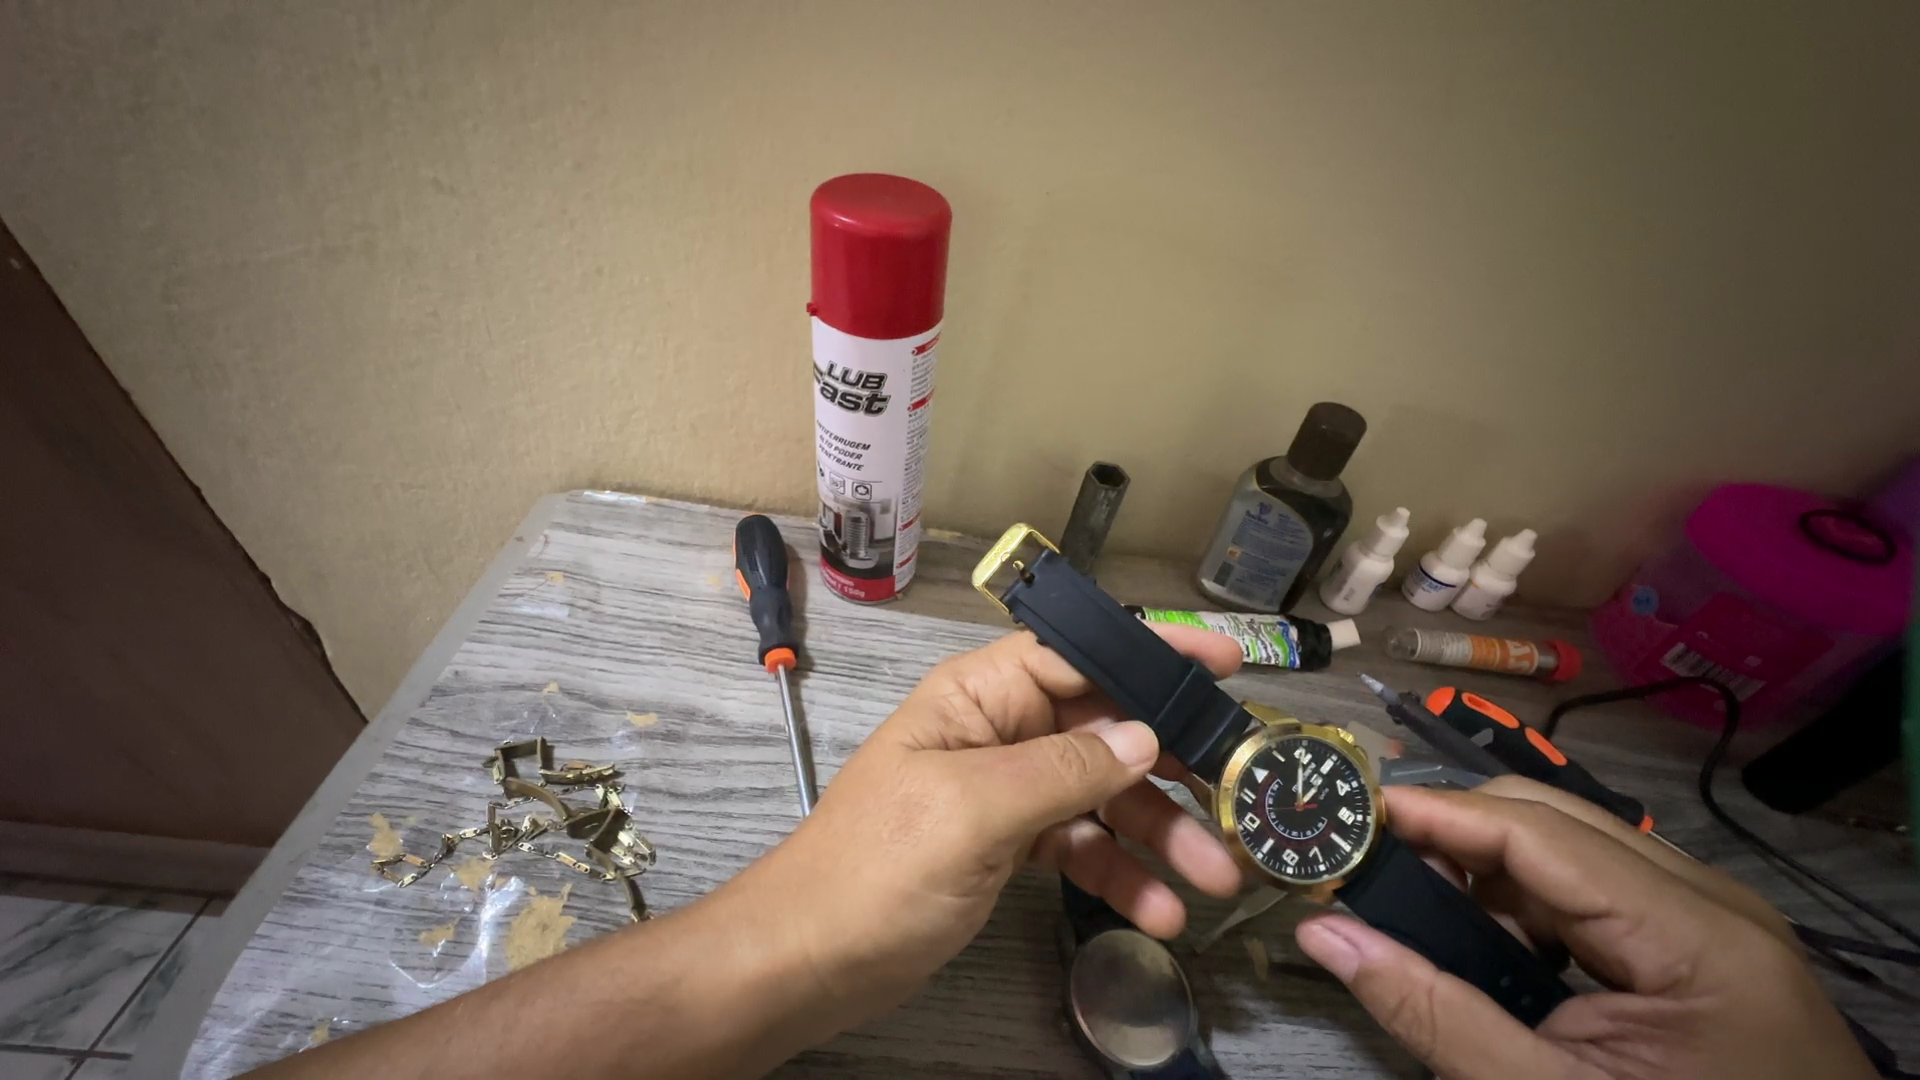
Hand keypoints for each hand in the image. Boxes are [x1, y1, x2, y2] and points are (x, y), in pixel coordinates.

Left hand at [740, 627, 1244, 1024]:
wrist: (812, 959)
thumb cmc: (877, 867)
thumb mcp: (972, 809)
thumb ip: (1062, 769)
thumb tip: (1142, 735)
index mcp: (980, 694)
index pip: (1076, 653)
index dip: (1149, 651)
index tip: (1222, 663)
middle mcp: (1002, 729)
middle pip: (1103, 724)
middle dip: (1170, 758)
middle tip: (1239, 789)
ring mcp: (1010, 788)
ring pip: (1103, 791)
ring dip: (1159, 829)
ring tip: (1215, 874)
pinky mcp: (1014, 842)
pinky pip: (1082, 843)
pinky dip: (1121, 871)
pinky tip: (1157, 909)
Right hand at [1292, 782, 1874, 1079]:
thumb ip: (1433, 1013)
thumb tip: (1320, 933)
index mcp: (1697, 940)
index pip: (1534, 830)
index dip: (1431, 812)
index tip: (1345, 817)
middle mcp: (1707, 903)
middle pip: (1544, 815)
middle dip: (1448, 833)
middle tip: (1375, 872)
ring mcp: (1704, 917)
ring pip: (1556, 841)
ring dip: (1476, 865)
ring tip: (1419, 910)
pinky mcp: (1690, 938)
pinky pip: (1578, 882)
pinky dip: (1514, 899)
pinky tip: (1483, 941)